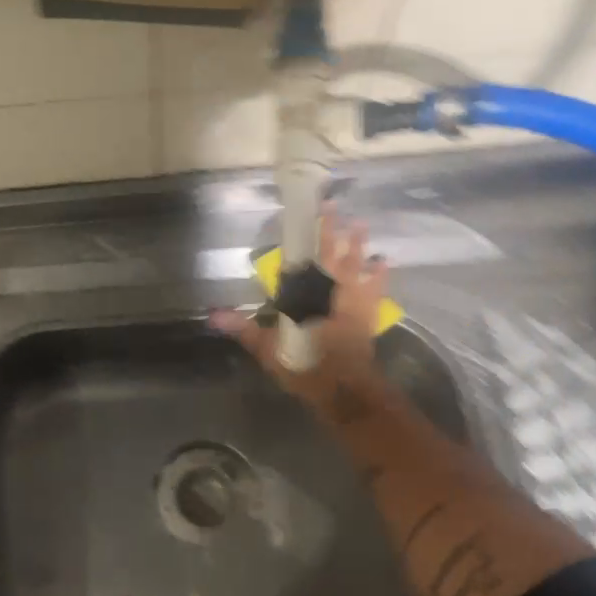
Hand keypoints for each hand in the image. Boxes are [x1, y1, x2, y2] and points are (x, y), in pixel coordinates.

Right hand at [211, 206, 388, 409]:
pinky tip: (382, 262)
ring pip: (356, 265)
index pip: (304, 258)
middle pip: (331, 254)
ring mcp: (353, 302)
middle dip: (332, 230)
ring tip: (360, 224)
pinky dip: (378, 274)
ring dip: (358, 245)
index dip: (307, 235)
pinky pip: (375, 288)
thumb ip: (244, 329)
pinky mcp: (367, 315)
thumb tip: (213, 316)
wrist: (344, 388)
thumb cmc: (305, 365)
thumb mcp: (268, 349)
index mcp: (305, 296)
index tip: (309, 213)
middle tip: (333, 206)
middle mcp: (330, 292)